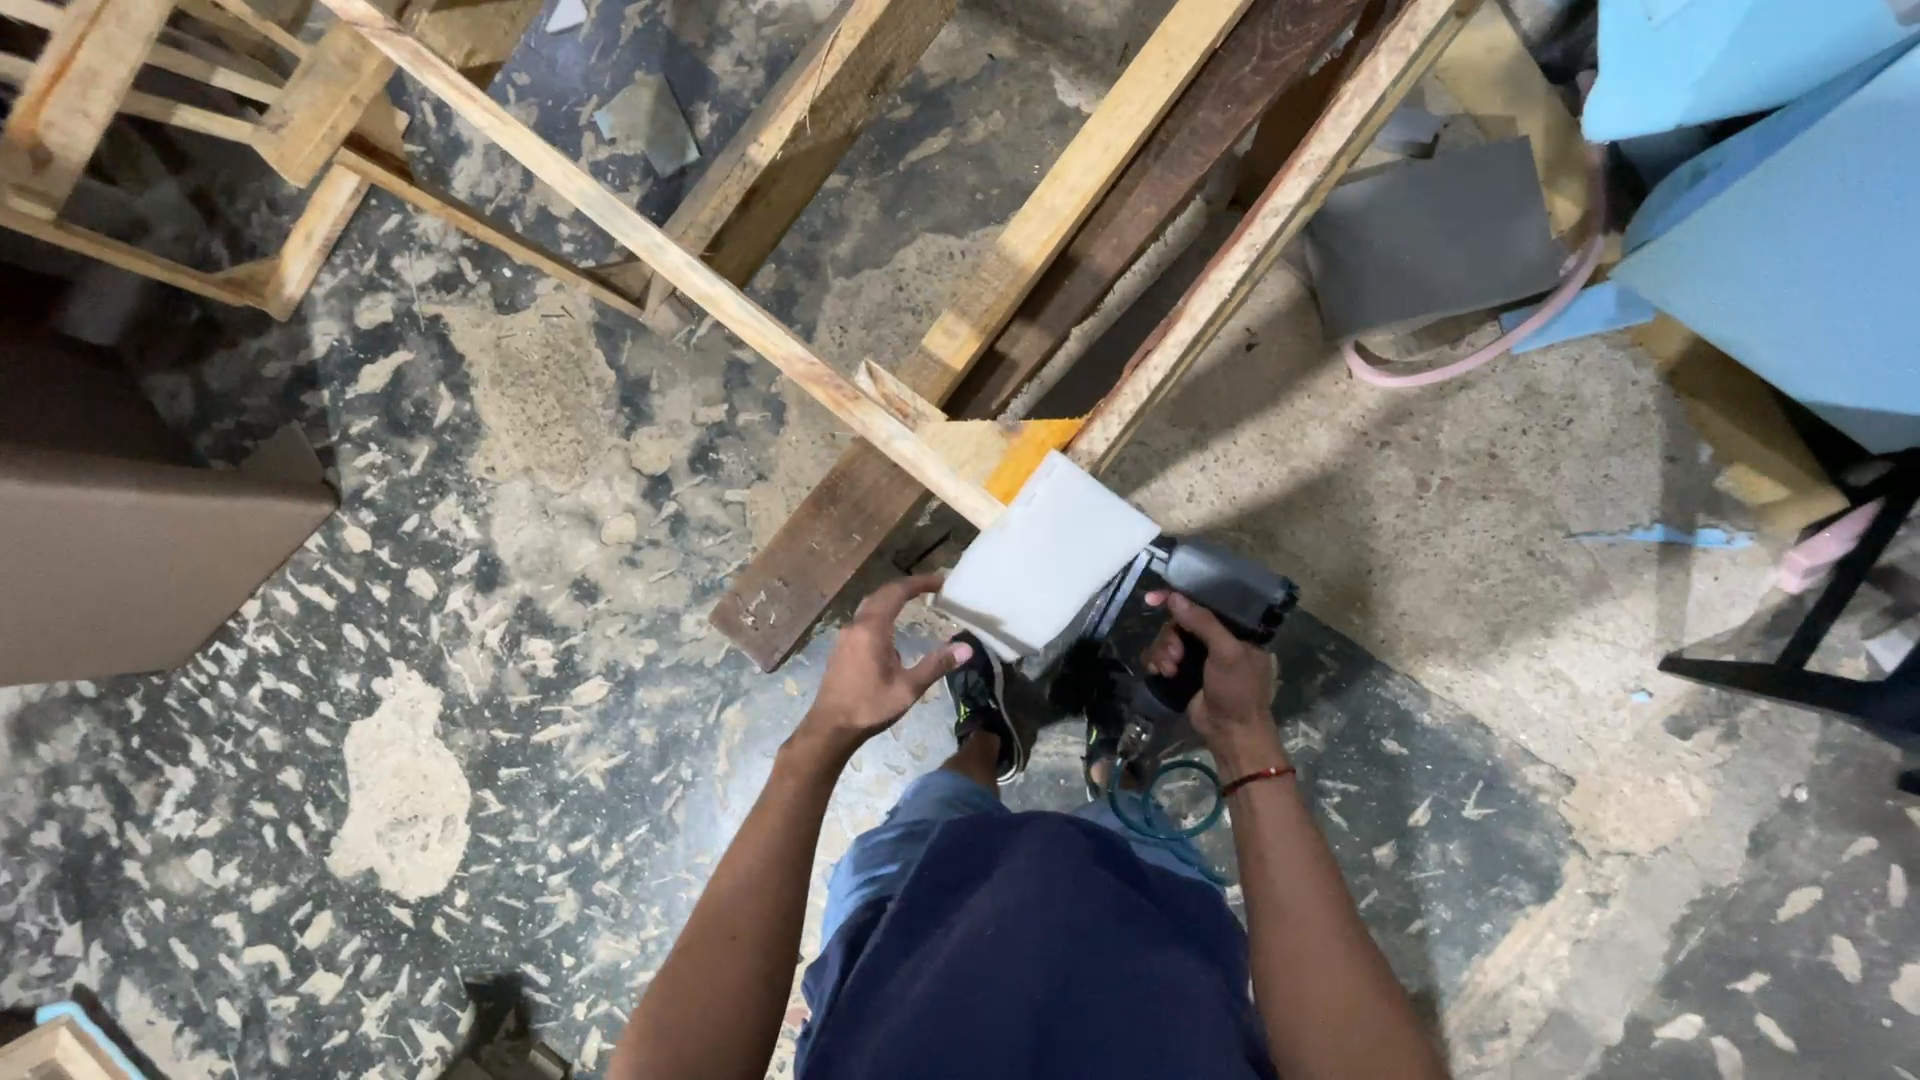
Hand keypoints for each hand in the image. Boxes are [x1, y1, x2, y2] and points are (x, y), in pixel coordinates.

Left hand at [798, 575, 971, 756]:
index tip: (940, 581)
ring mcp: (845, 636)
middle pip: (881, 594)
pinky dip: (881, 613)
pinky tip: (891, 632)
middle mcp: (856, 625)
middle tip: (930, 588)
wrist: (831, 727)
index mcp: (872, 629)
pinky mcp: (841, 647)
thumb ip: (937, 665)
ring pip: (870, 606)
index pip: (897, 592)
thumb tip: (967, 648)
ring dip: (891, 599)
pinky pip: (863, 620)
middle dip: (906, 587)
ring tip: (913, 602)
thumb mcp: (909, 688)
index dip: (919, 583)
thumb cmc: (870, 707)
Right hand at [1141, 591, 1285, 774]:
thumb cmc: (1238, 691)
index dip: (1179, 598)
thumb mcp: (1226, 653)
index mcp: (1234, 630)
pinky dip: (1157, 663)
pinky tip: (1160, 674)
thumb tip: (1174, 598)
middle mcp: (1215, 639)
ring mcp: (1197, 656)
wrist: (1231, 733)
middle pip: (1180, 622)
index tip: (1153, 599)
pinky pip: (1160, 656)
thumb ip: (1202, 623)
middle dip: (1171, 638)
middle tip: (1175, 656)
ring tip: (1169, 671)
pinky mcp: (1182, 672)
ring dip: (1163, 653)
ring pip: (1167, 639)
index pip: (1205, 603)